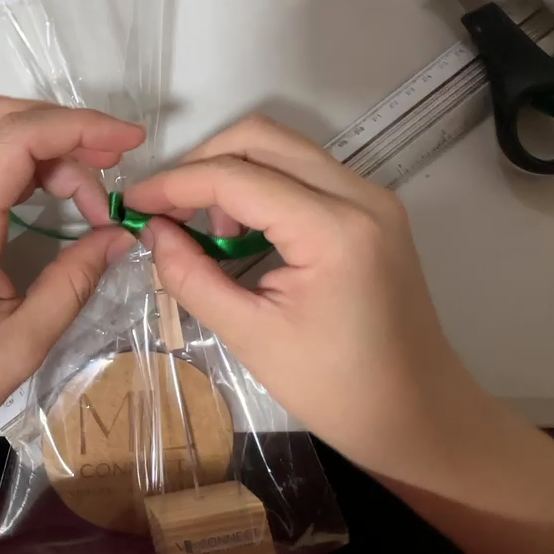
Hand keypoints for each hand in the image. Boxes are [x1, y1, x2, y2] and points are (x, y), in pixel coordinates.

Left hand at [0, 97, 140, 474]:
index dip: (78, 126)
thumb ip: (74, 281)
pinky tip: (54, 202)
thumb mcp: (22, 343)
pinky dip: (22, 167)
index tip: (130, 145)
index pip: (16, 139)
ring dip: (43, 147)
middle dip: (62, 126)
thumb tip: (121, 236)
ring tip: (90, 198)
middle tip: (114, 161)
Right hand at [124, 115, 501, 485]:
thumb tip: (149, 231)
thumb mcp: (249, 336)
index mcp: (334, 229)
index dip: (173, 185)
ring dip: (228, 172)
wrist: (422, 417)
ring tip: (202, 229)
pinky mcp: (369, 209)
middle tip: (165, 210)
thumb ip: (190, 276)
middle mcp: (358, 195)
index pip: (234, 177)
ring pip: (279, 146)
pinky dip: (256, 185)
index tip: (131, 206)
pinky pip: (299, 170)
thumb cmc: (337, 389)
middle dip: (199, 165)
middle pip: (259, 137)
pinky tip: (239, 233)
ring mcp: (369, 197)